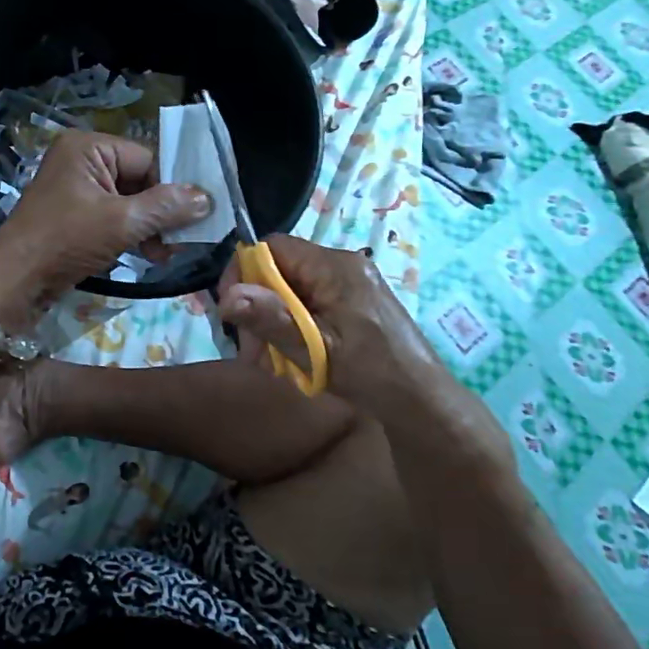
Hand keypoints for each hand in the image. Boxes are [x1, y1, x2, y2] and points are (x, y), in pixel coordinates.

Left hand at [0, 131, 209, 325]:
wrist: (15, 284)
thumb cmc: (65, 242)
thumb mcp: (122, 223)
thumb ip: (167, 207)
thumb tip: (208, 199)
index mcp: (88, 147)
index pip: (147, 159)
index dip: (171, 188)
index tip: (193, 217)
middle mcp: (82, 159)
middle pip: (141, 179)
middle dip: (162, 211)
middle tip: (182, 240)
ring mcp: (77, 187)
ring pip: (131, 200)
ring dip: (151, 227)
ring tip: (166, 253)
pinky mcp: (76, 213)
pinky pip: (116, 215)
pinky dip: (134, 233)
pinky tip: (149, 254)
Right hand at [219, 234, 448, 408]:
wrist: (421, 401)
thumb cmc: (370, 372)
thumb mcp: (315, 347)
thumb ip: (271, 319)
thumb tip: (227, 297)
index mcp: (335, 266)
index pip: (274, 247)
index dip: (245, 271)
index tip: (232, 308)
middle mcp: (344, 265)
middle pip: (282, 269)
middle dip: (259, 306)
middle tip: (252, 350)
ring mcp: (352, 284)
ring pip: (295, 290)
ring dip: (275, 322)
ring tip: (270, 362)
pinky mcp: (357, 303)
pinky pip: (313, 303)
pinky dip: (296, 326)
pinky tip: (294, 359)